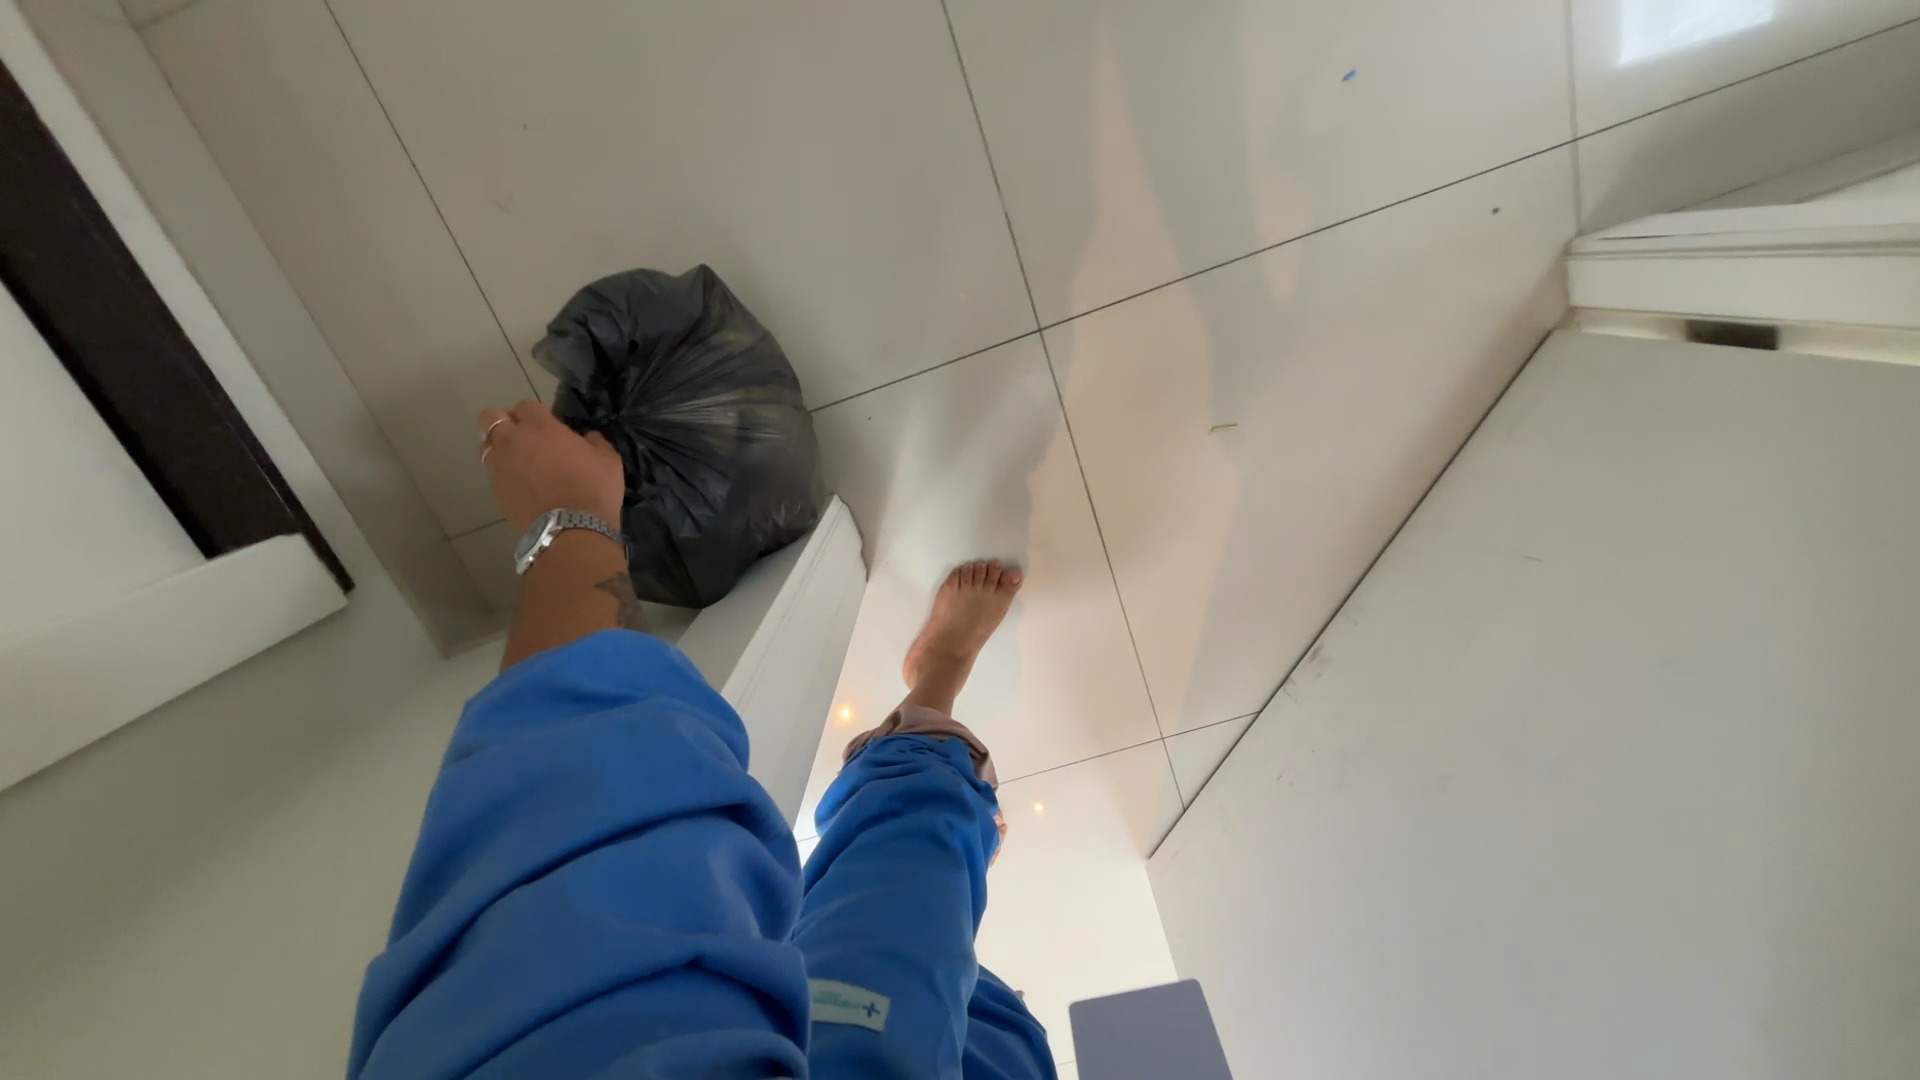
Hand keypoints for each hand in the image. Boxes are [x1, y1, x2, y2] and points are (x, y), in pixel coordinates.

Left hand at [478, 401, 624, 532]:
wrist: (571, 529)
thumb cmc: (594, 489)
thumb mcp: (609, 460)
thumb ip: (595, 443)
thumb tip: (589, 438)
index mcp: (541, 427)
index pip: (526, 405)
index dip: (538, 414)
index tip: (551, 426)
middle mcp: (513, 440)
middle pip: (492, 417)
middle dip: (505, 421)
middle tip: (525, 437)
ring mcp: (499, 465)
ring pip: (487, 445)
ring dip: (500, 448)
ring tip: (519, 462)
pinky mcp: (495, 489)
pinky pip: (493, 472)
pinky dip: (504, 473)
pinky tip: (523, 485)